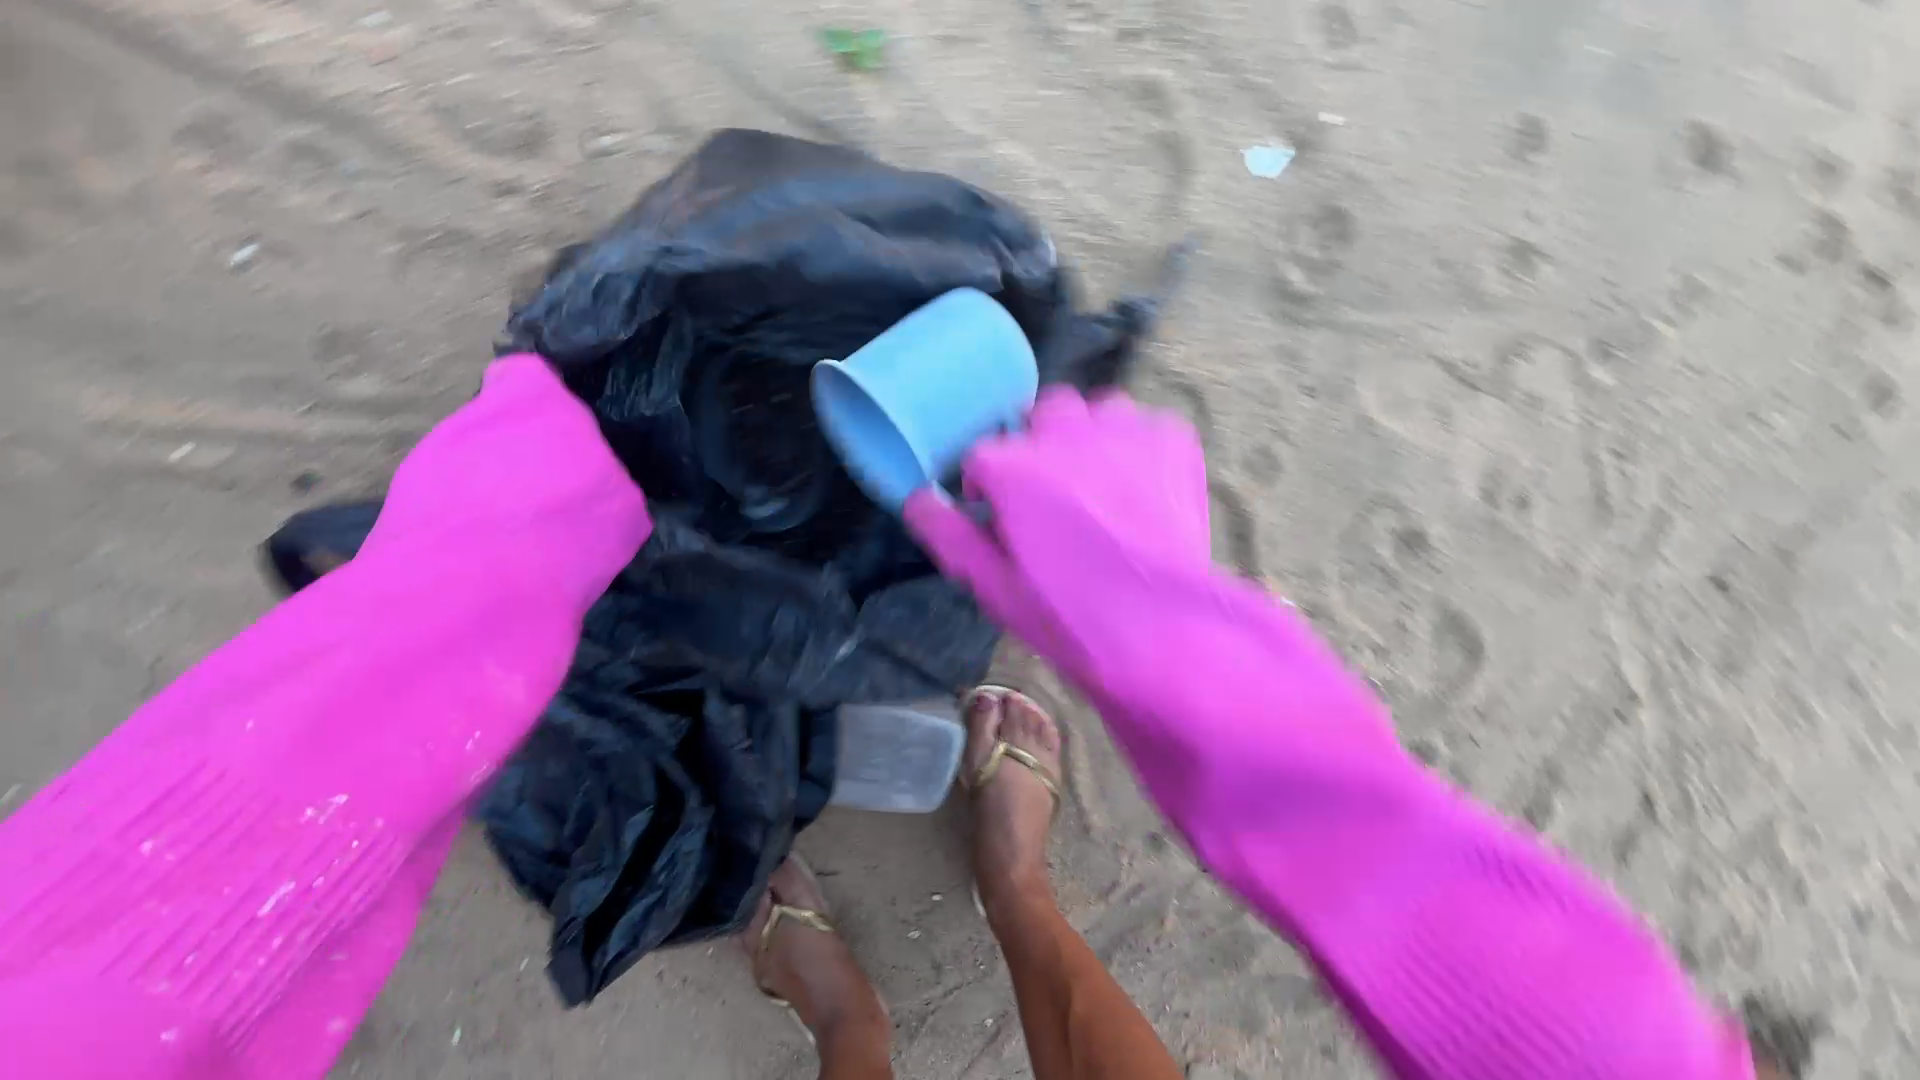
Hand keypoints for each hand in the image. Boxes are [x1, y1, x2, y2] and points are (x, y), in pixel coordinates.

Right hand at [904, 387, 1211, 689]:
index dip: (987, 486)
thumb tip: (915, 499)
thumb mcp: (993, 586)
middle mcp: (1066, 436)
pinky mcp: (1171, 440)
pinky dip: (1138, 447)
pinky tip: (1140, 486)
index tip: (999, 516)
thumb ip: (949, 535)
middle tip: (1049, 493)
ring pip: (1096, 409)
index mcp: (1014, 470)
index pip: (982, 455)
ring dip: (1089, 436)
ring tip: (1097, 481)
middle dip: (1037, 445)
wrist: (1161, 628)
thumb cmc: (1068, 616)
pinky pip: (1146, 424)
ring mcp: (1124, 433)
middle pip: (1040, 413)